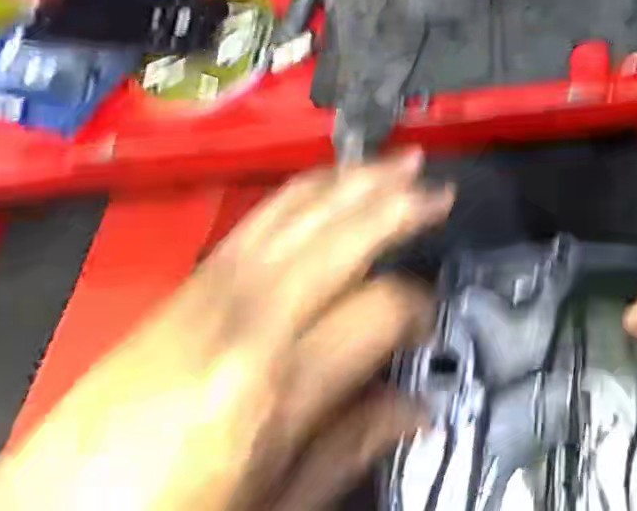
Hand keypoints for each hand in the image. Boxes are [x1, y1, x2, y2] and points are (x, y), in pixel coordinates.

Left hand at [0, 153, 453, 510]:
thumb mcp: (269, 508)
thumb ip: (350, 448)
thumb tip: (418, 407)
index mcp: (273, 387)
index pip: (380, 310)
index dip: (420, 310)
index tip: (431, 326)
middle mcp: (249, 320)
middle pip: (345, 237)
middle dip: (404, 207)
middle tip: (447, 193)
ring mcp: (214, 291)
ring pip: (306, 209)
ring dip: (362, 179)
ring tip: (406, 160)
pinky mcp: (190, 281)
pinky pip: (264, 213)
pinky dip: (312, 186)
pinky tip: (338, 177)